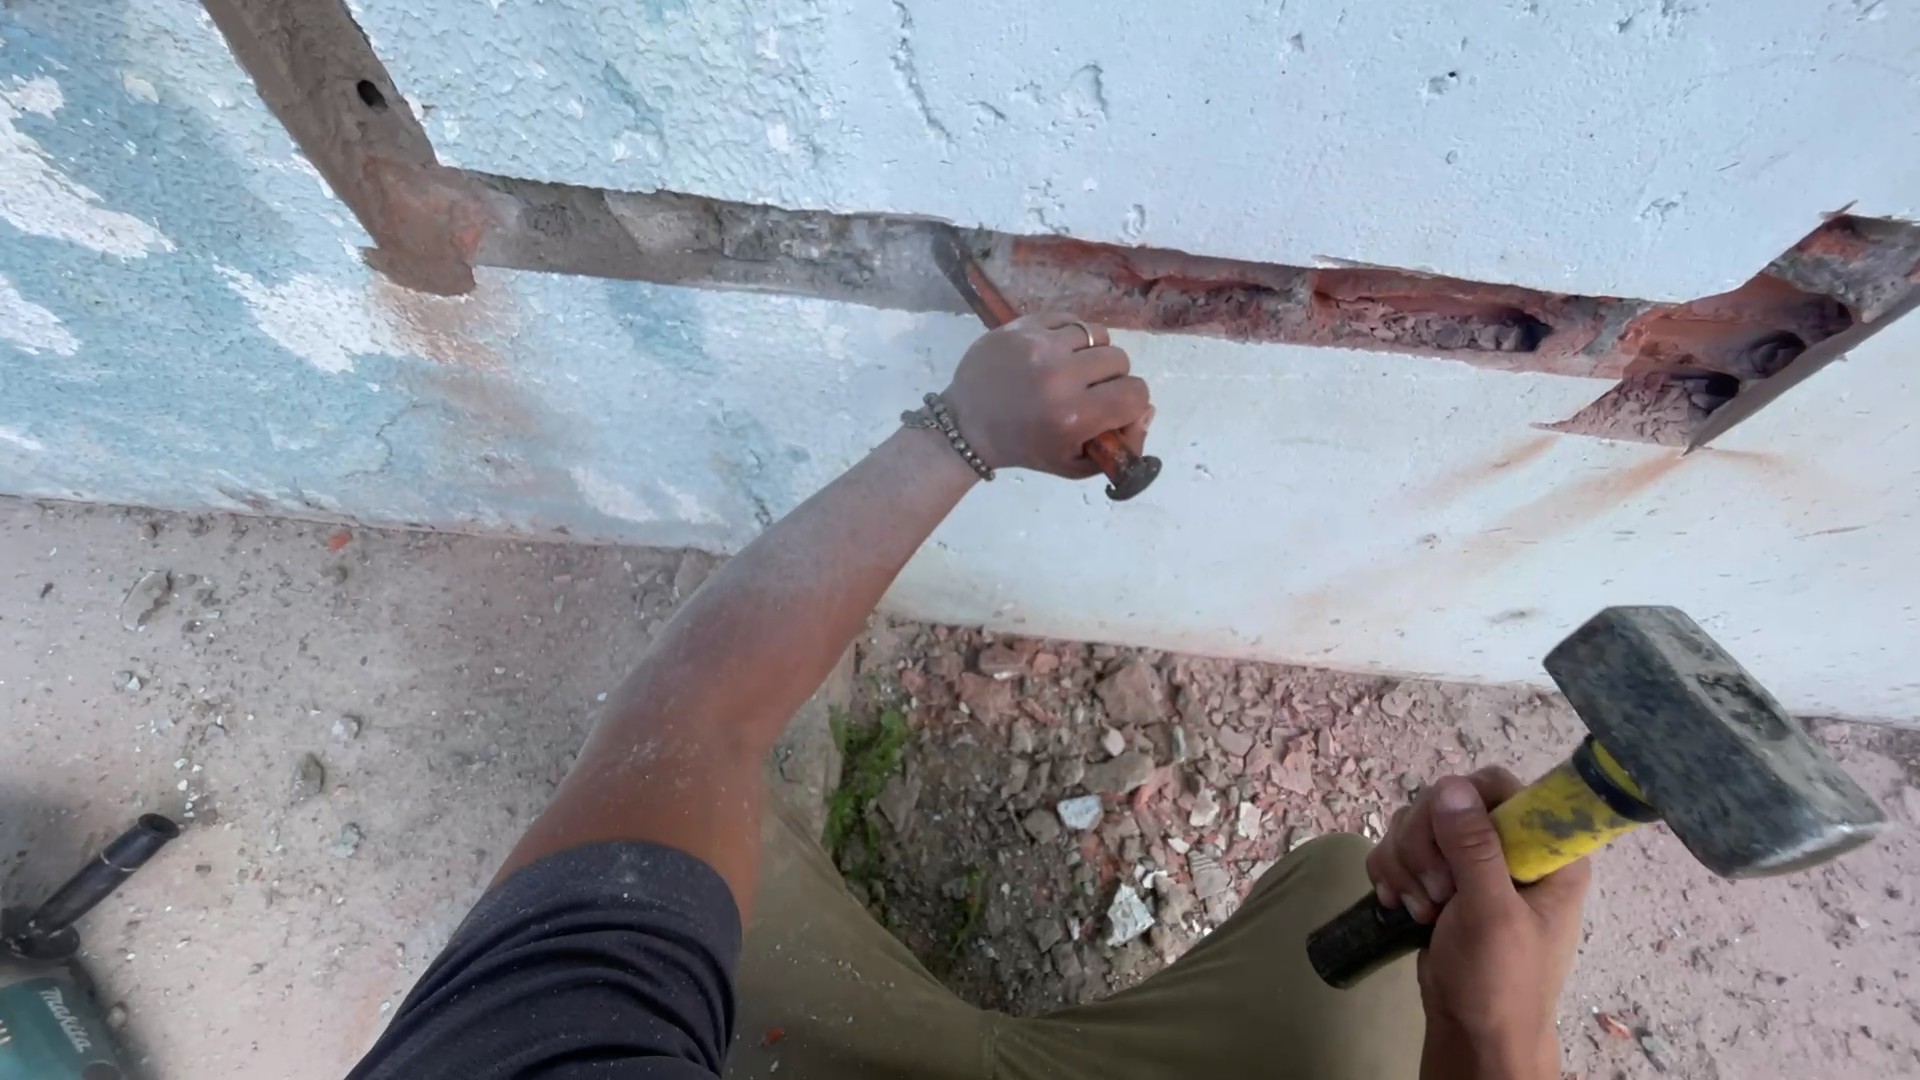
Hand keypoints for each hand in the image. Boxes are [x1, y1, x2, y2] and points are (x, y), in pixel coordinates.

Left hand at [939, 313, 1152, 478]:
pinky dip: (1070, 336)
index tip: (1113, 410)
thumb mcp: (1074, 464)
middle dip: (1111, 378)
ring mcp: (1039, 345)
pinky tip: (1056, 354)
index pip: (1135, 394)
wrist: (968, 424)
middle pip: (1120, 361)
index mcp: (1073, 416)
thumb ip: (1119, 446)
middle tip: (1088, 391)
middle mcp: (1059, 376)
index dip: (1131, 404)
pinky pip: (1070, 319)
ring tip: (1072, 370)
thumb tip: (1147, 411)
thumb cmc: (1025, 447)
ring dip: (1091, 353)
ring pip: (1097, 335)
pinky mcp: (1023, 325)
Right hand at [1369, 772, 1591, 1079]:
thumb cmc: (1500, 979)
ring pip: (1413, 823)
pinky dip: (1390, 873)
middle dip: (1424, 845)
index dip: (1465, 802)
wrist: (1471, 1028)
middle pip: (1443, 801)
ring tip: (1421, 908)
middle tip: (1436, 890)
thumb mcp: (1491, 913)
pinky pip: (1395, 846)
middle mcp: (1506, 847)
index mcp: (1544, 851)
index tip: (1449, 835)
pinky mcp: (1435, 874)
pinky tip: (1399, 904)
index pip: (1499, 787)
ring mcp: (1468, 861)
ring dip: (1404, 864)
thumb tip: (1452, 785)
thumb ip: (1474, 848)